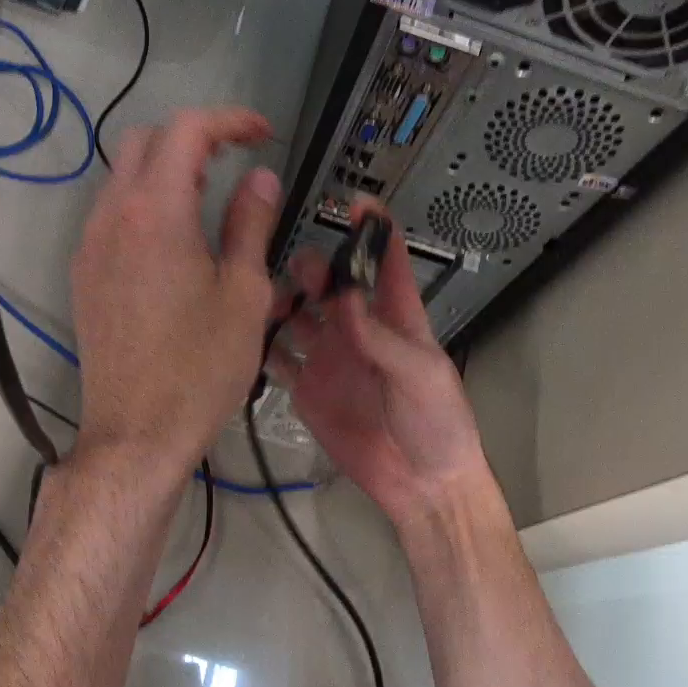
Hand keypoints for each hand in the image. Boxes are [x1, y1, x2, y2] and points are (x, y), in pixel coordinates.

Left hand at [69, 106, 279, 472]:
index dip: (230, 120)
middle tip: (234, 164)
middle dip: (192, 139)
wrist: (137, 432)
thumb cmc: (200, 369)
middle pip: (145, 143)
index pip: (187, 130)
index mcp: (156, 213)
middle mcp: (111, 218)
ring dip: (165, 173)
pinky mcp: (84, 277)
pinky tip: (174, 245)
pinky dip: (144, 208)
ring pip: (122, 179)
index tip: (262, 134)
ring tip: (208, 203)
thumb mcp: (244, 295)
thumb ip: (250, 225)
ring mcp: (90, 248)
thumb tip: (259, 179)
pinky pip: (110, 218)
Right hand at [272, 198, 491, 526]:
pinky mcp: (308, 388)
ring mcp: (329, 358)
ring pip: (299, 313)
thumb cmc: (437, 424)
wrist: (419, 484)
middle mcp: (359, 330)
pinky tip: (250, 335)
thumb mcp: (421, 375)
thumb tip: (346, 296)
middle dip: (316, 267)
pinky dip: (264, 344)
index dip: (372, 230)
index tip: (353, 202)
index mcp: (397, 318)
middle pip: (332, 283)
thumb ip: (382, 337)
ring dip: (284, 299)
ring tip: (269, 301)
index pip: (385, 262)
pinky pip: (279, 358)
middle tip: (304, 275)